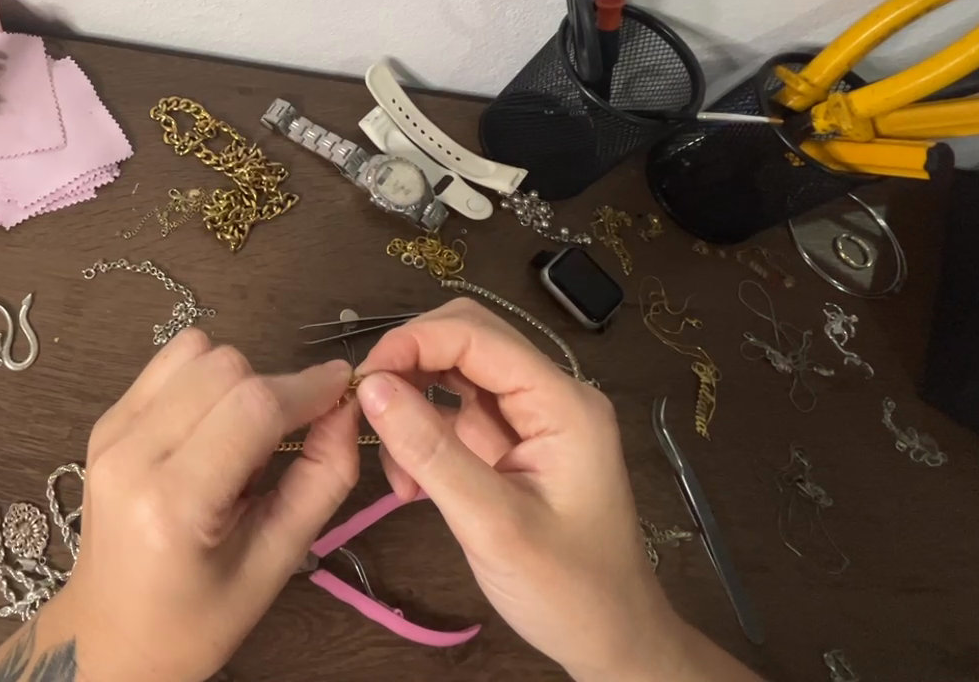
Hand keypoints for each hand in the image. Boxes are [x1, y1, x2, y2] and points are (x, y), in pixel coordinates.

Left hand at [0, 327, 359, 681]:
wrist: (109, 636)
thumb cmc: (198, 617)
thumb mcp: (275, 563)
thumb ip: (322, 480)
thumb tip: (348, 408)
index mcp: (173, 503)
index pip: (252, 408)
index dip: (308, 387)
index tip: (344, 387)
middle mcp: (131, 451)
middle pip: (223, 366)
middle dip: (272, 387)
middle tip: (283, 437)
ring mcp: (111, 429)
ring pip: (195, 350)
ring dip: (235, 378)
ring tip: (239, 436)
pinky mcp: (105, 419)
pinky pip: (168, 362)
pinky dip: (203, 377)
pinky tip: (208, 427)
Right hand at [355, 298, 757, 681]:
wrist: (614, 643)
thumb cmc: (569, 591)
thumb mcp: (493, 525)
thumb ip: (430, 451)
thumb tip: (370, 386)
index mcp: (561, 402)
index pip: (476, 335)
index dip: (413, 342)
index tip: (363, 380)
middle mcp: (546, 391)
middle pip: (464, 335)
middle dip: (409, 361)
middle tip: (368, 404)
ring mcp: (527, 412)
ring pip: (451, 365)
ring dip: (410, 397)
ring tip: (392, 459)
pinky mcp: (507, 435)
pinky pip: (450, 405)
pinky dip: (419, 428)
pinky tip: (408, 478)